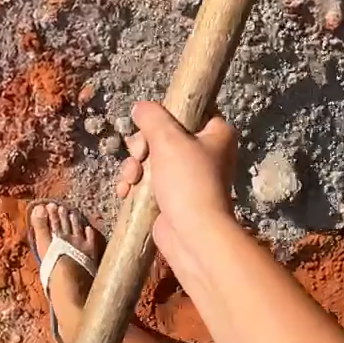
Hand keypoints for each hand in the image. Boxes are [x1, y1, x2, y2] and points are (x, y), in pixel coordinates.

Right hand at [116, 101, 239, 272]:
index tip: (151, 127)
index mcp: (217, 134)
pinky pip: (148, 182)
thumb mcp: (168, 140)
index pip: (190, 111)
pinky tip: (126, 192)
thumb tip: (140, 107)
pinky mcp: (173, 196)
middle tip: (139, 155)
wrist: (193, 235)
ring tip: (131, 179)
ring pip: (151, 159)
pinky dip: (135, 185)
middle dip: (142, 146)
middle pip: (164, 135)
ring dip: (134, 167)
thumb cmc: (188, 183)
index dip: (166, 116)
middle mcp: (206, 153)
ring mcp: (188, 177)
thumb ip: (152, 117)